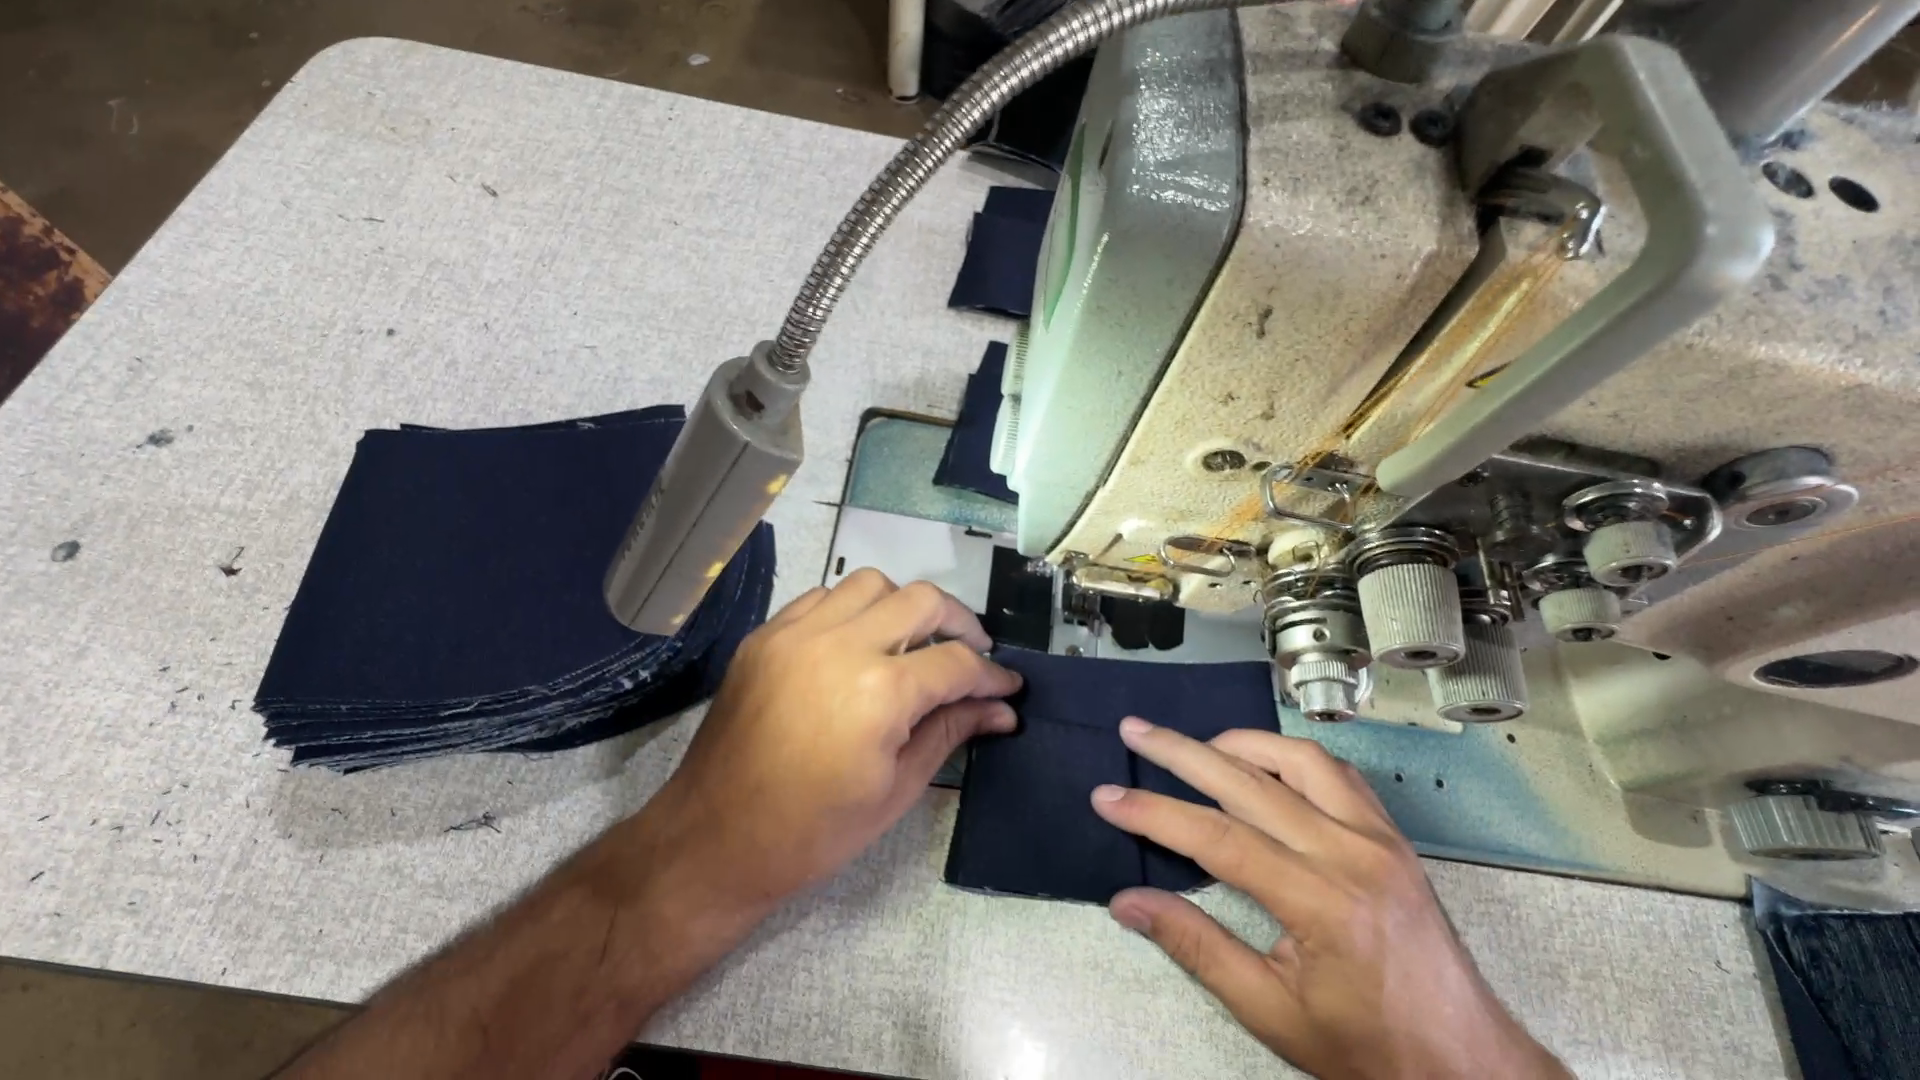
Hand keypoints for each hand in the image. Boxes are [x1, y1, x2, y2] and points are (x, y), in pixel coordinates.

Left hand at [638, 570, 1021, 922]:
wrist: (715, 841)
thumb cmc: (814, 833)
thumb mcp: (896, 790)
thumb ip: (950, 732)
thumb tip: (1001, 710)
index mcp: (879, 692)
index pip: (956, 663)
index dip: (992, 675)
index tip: (1008, 687)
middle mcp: (839, 645)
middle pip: (921, 600)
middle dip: (959, 622)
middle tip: (972, 653)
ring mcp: (795, 634)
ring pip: (869, 584)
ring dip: (903, 606)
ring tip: (913, 643)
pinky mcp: (765, 637)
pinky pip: (821, 598)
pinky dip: (852, 610)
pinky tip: (858, 644)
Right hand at [1091, 720, 1568, 1079]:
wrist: (1467, 1063)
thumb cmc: (1366, 1047)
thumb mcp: (1271, 1012)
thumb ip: (1195, 947)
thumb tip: (1125, 903)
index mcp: (1320, 901)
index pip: (1218, 837)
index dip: (1154, 812)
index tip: (1106, 796)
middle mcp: (1351, 852)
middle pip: (1249, 780)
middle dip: (1181, 752)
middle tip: (1134, 730)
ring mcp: (1378, 836)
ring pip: (1299, 758)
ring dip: (1239, 742)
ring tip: (1194, 744)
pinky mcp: (1393, 835)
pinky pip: (1338, 772)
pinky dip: (1290, 756)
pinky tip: (1263, 762)